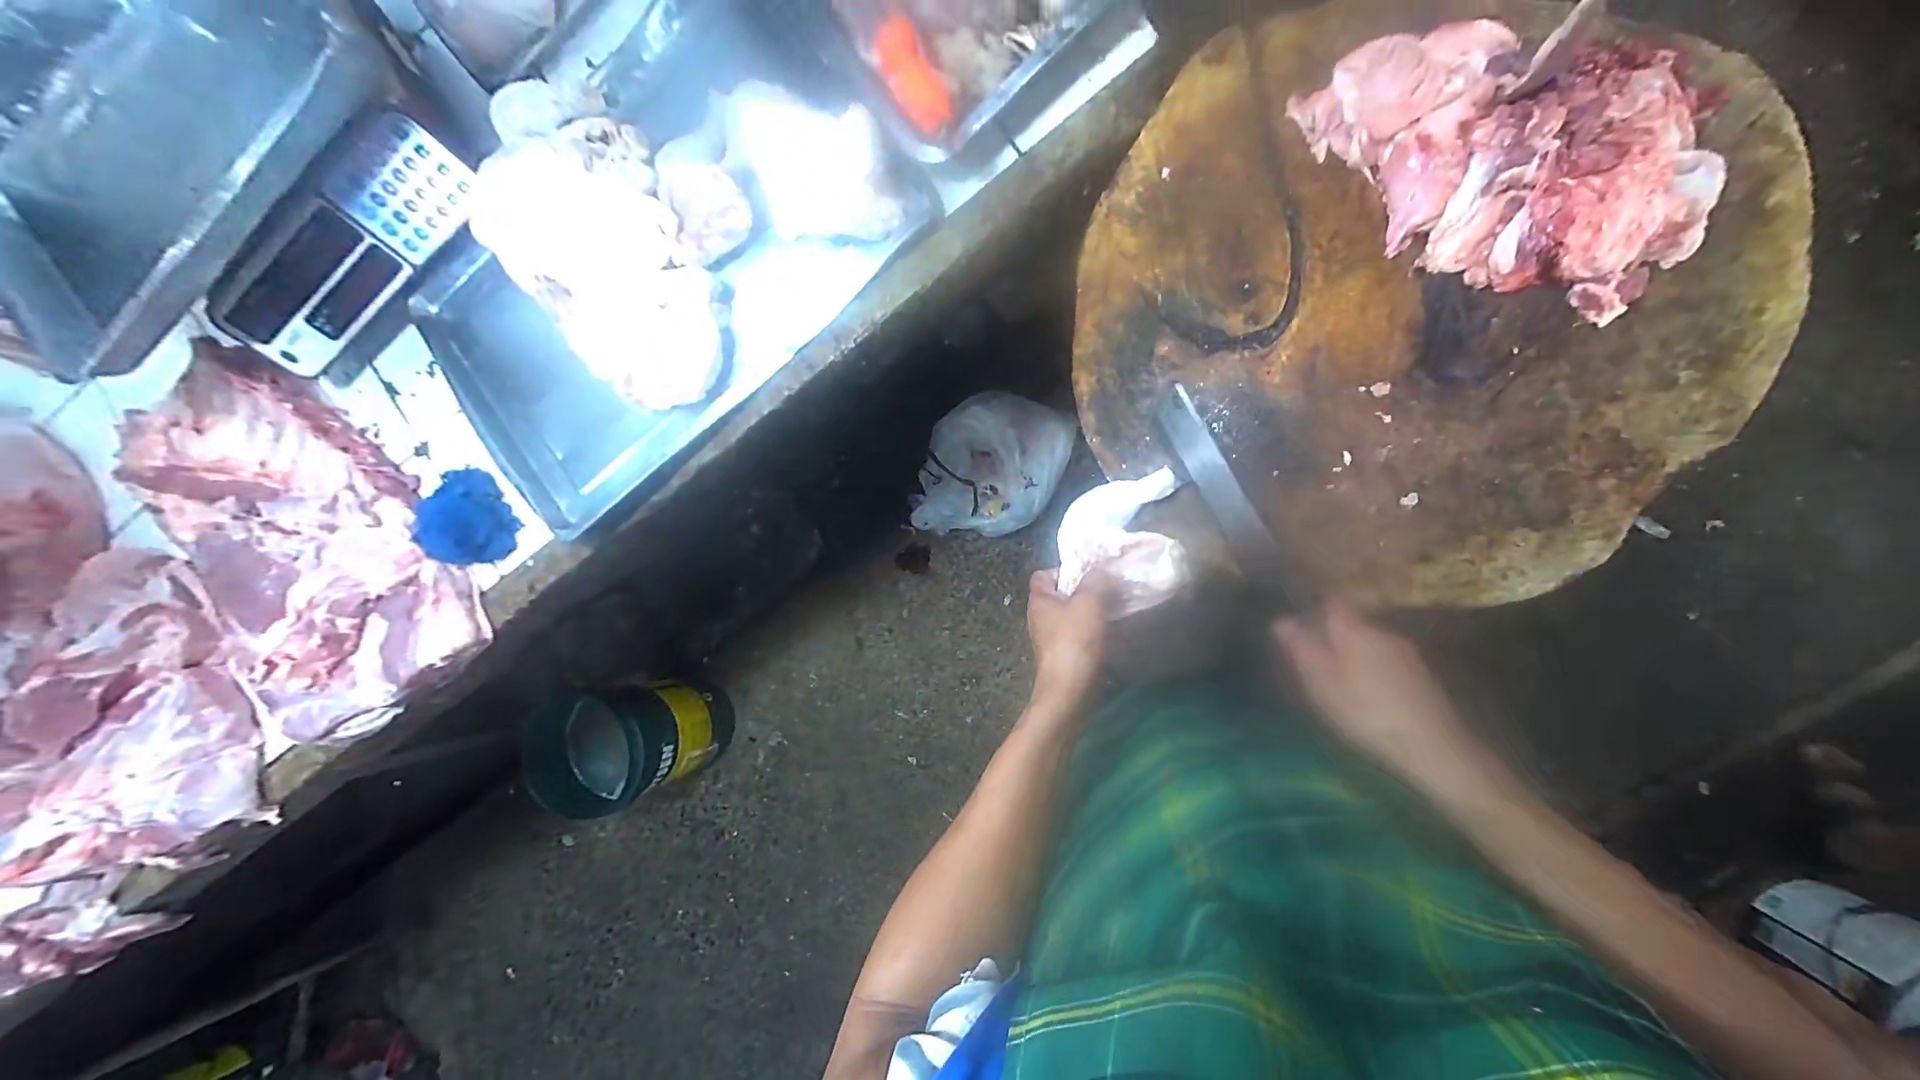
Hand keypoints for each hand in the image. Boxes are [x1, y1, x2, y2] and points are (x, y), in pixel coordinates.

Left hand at [1026, 568, 1112, 707]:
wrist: (1071, 691)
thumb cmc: (1075, 641)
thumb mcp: (1088, 602)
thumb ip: (1095, 581)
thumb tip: (1099, 571)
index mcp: (1039, 601)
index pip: (1043, 575)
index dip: (1064, 569)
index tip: (1089, 572)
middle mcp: (1041, 618)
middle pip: (1063, 595)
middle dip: (1086, 591)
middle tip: (1110, 589)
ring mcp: (1053, 639)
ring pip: (1075, 617)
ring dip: (1095, 613)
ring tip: (1118, 609)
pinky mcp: (1066, 656)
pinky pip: (1082, 636)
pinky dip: (1096, 633)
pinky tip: (1116, 634)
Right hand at [1273, 603, 1505, 795]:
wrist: (1432, 746)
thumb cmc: (1365, 712)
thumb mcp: (1322, 684)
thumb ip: (1302, 650)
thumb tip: (1281, 621)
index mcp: (1356, 632)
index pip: (1332, 605)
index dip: (1315, 613)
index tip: (1302, 632)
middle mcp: (1383, 634)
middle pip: (1352, 625)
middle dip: (1333, 638)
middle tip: (1315, 666)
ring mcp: (1407, 654)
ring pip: (1370, 644)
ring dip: (1354, 657)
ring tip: (1340, 686)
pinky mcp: (1422, 675)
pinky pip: (1387, 662)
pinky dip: (1373, 671)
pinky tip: (1370, 698)